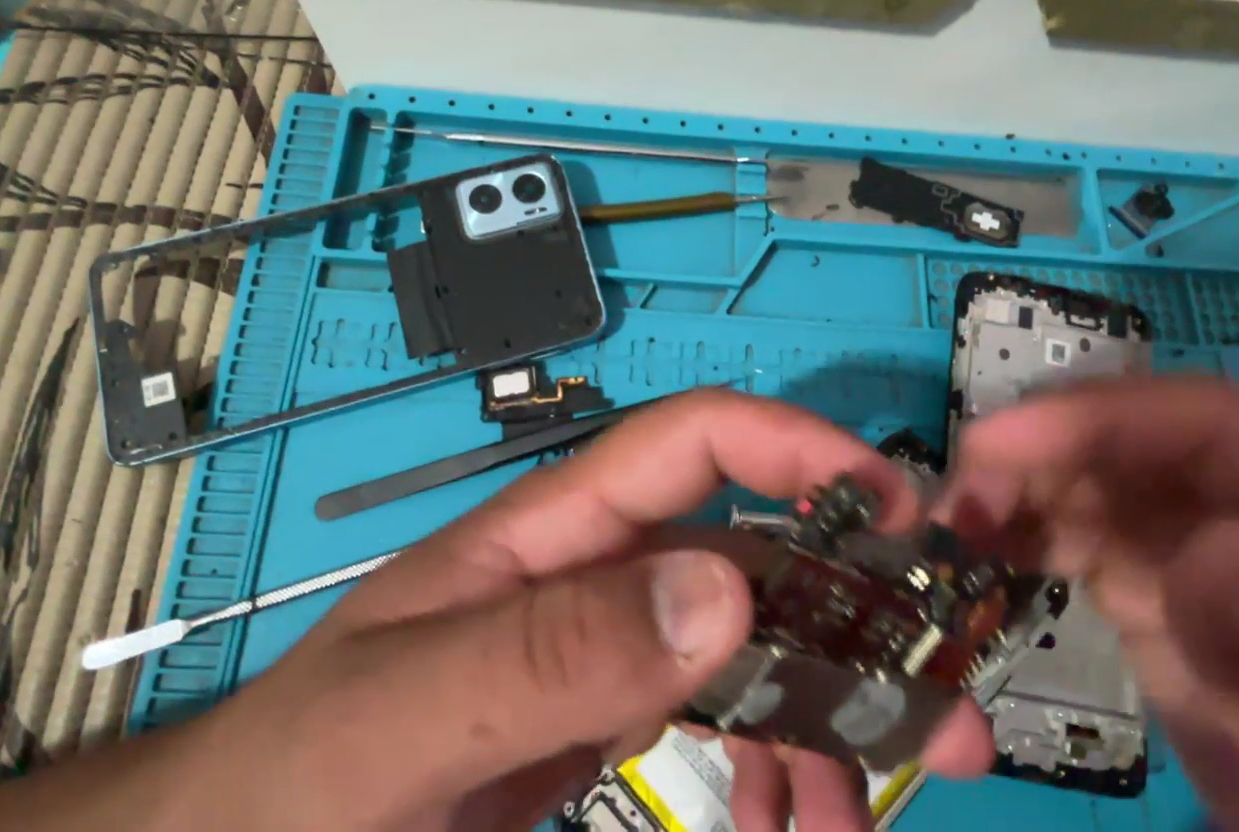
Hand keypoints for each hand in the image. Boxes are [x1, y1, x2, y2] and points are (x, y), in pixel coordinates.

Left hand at [170, 390, 991, 830]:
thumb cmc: (296, 776)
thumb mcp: (407, 711)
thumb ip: (547, 652)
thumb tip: (717, 588)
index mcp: (547, 537)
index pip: (689, 444)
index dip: (795, 447)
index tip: (897, 508)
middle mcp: (594, 580)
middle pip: (749, 560)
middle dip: (852, 617)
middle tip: (942, 706)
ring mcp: (606, 656)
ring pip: (751, 654)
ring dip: (826, 717)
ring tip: (868, 803)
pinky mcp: (610, 726)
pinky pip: (721, 727)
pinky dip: (775, 772)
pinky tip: (792, 823)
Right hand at [941, 377, 1238, 830]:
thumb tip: (1218, 545)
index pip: (1215, 428)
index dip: (1099, 417)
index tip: (992, 443)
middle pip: (1138, 450)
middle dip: (1038, 459)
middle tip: (954, 507)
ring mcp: (1214, 562)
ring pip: (1098, 491)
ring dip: (1019, 497)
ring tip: (952, 533)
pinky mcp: (1170, 605)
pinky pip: (1085, 548)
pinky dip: (1027, 543)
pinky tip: (983, 559)